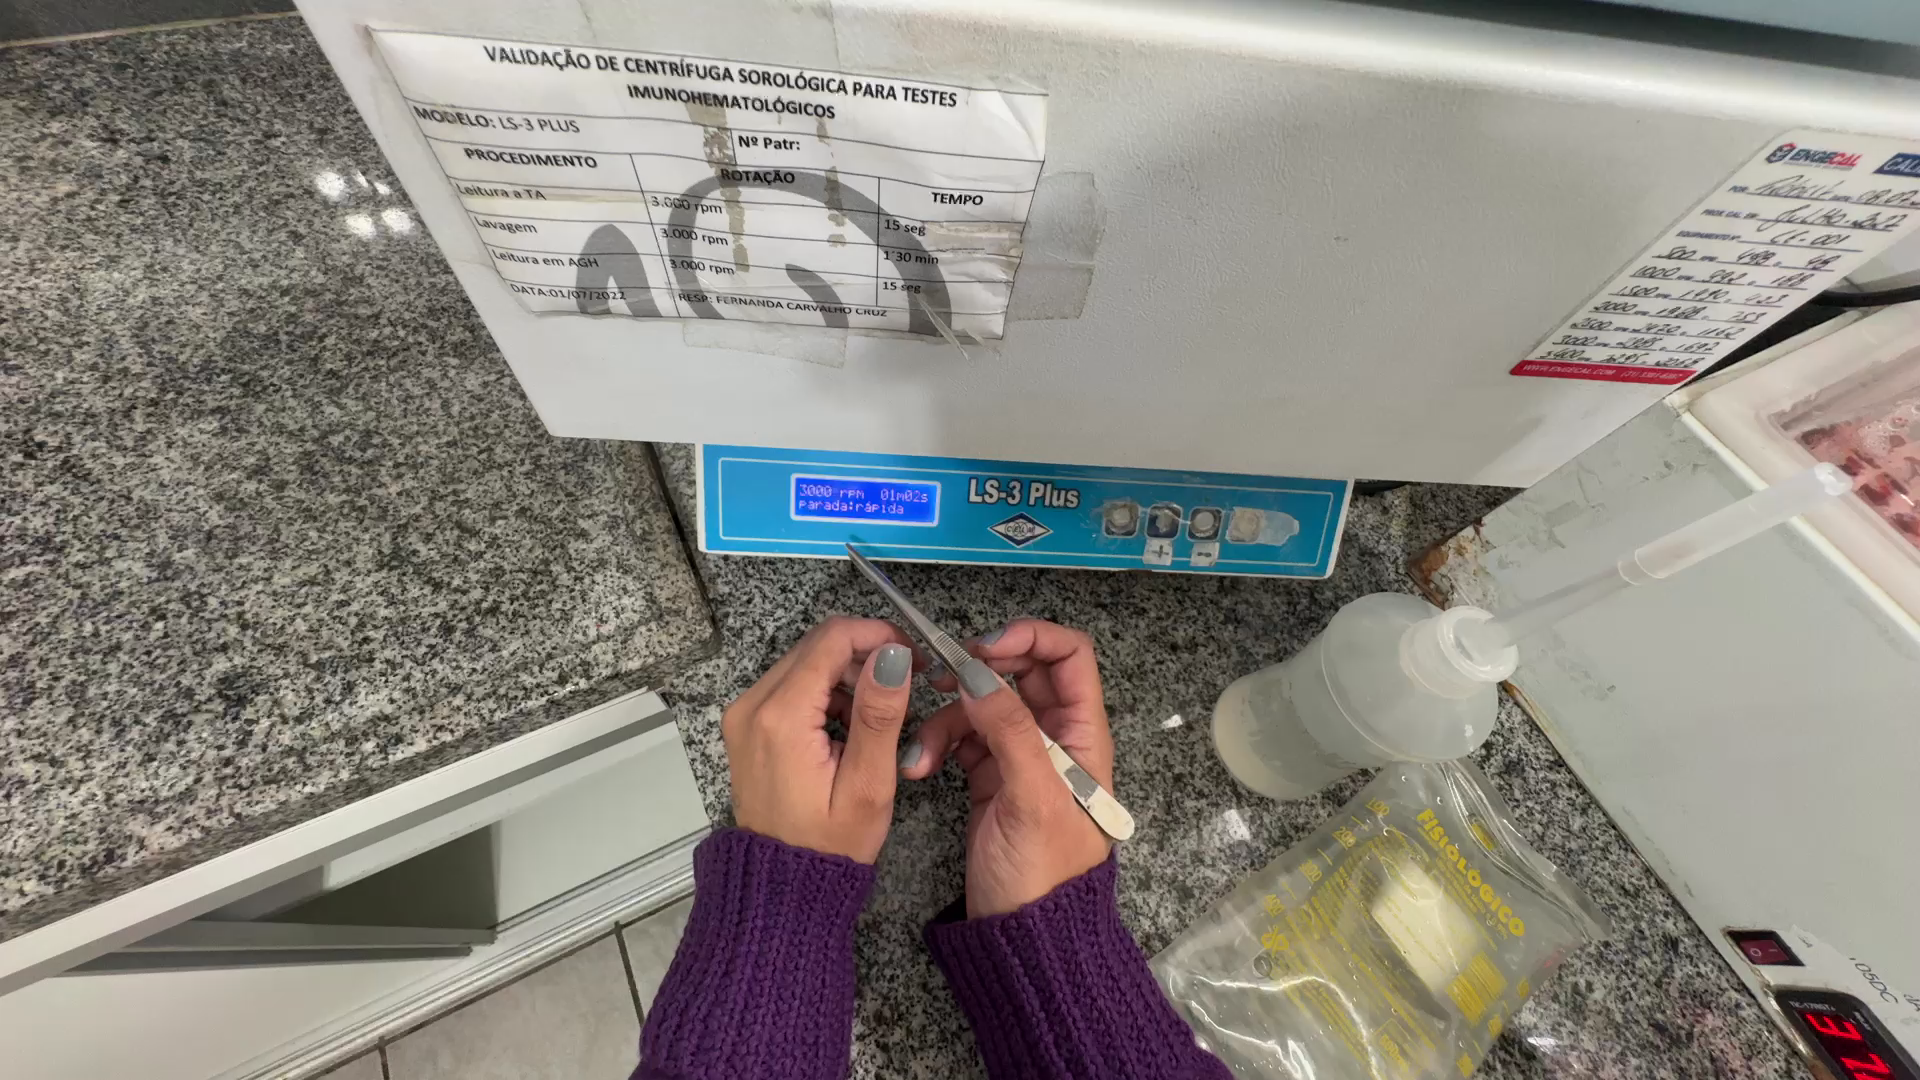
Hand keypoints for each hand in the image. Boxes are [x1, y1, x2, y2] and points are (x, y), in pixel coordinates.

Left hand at [722, 616, 919, 862]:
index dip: (878, 634)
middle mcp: (752, 703)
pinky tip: (852, 721)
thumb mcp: (866, 784)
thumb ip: (878, 714)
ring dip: (849, 671)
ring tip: (884, 706)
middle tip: (909, 678)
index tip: (914, 655)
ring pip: (806, 659)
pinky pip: (793, 682)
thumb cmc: (830, 845)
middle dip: (867, 651)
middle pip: (818, 644)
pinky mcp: (748, 723)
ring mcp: (745, 712)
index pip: (832, 639)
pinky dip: (828, 688)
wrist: (779, 890)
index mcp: (781, 716)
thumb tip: (893, 654)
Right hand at [904, 619, 1113, 915]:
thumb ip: (1011, 731)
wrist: (1023, 939)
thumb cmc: (1044, 876)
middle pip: (1019, 671)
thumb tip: (976, 673)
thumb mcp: (1033, 799)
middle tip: (941, 675)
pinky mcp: (988, 771)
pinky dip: (936, 742)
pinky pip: (960, 735)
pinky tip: (919, 765)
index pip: (1069, 656)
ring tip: (922, 747)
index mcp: (1080, 732)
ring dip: (947, 715)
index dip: (1032, 638)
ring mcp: (1018, 752)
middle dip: (978, 668)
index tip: (985, 646)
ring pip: (981, 703)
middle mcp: (1053, 733)